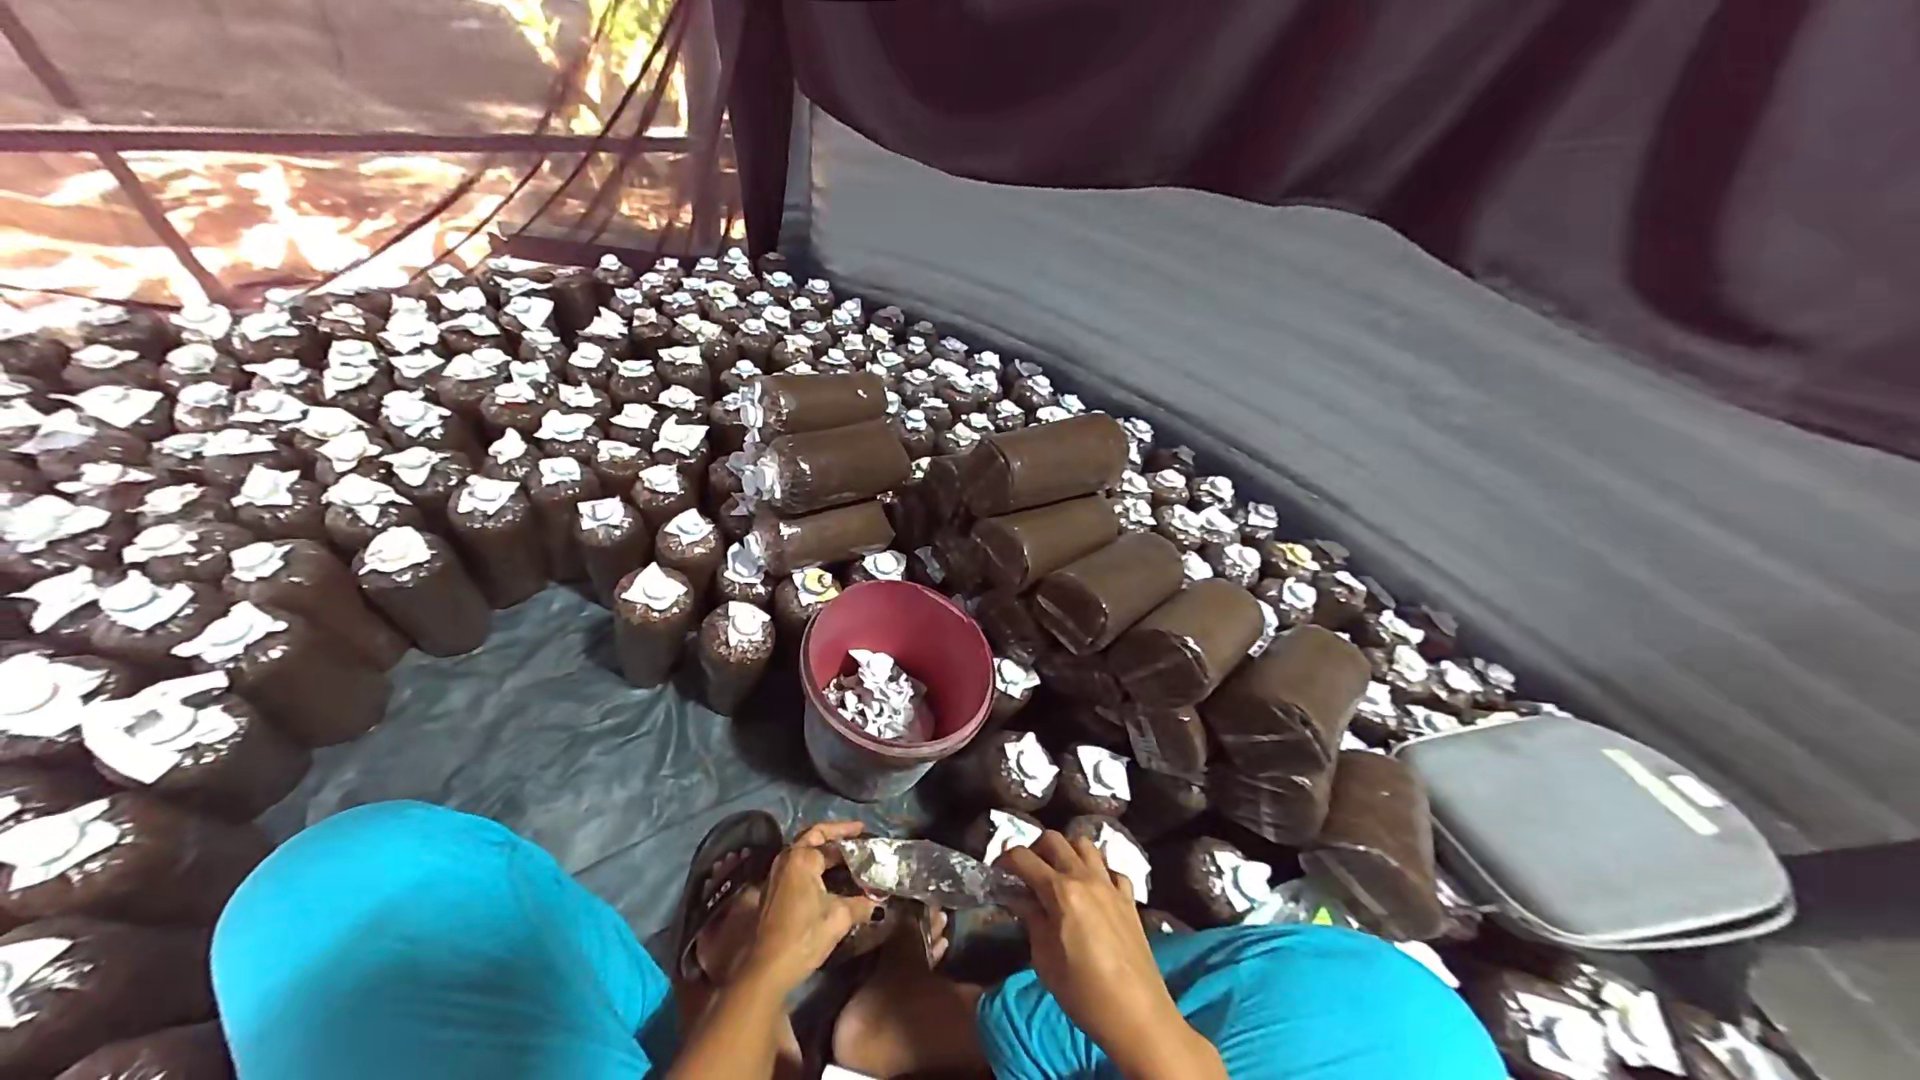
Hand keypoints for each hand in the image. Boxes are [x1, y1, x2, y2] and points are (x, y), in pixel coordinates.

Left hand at [738, 820, 879, 994]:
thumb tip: (879, 902)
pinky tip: (826, 874)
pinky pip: (797, 865)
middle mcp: (787, 859)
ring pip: (802, 850)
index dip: (852, 838)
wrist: (768, 969)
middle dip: (835, 833)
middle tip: (856, 834)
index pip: (831, 841)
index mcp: (802, 858)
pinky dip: (813, 862)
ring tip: (844, 852)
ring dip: (822, 847)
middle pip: (813, 836)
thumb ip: (861, 904)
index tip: (869, 835)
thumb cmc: (804, 936)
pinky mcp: (773, 891)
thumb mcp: (839, 918)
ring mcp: (776, 874)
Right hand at [998, 833, 1224, 1079]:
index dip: (1006, 860)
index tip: (998, 871)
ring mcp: (1110, 885)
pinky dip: (1098, 871)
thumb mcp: (1045, 960)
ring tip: (1058, 874)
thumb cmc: (1084, 993)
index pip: (1024, 858)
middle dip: (1035, 848)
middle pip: (1054, 839)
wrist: (1137, 1015)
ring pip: (1084, 844)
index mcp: (1060, 891)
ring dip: (1067, 851)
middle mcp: (1085, 877)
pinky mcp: (1129, 899)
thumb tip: (1020, 899)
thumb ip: (1032, 920)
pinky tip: (1092, 890)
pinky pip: (1111, 870)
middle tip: (1027, 872)